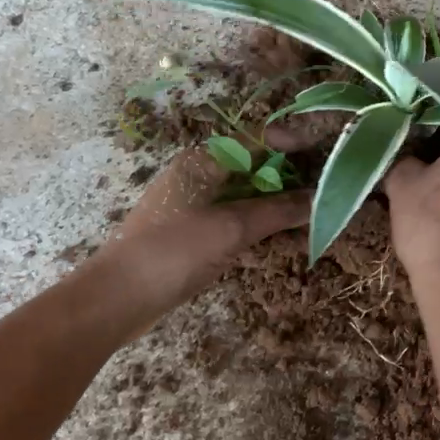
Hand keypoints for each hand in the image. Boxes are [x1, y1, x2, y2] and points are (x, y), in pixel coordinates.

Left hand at [89, 142, 310, 322]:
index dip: (294, 140)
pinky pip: (239, 219)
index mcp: (205, 160)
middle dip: (293, 176)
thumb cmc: (172, 251)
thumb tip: (320, 199)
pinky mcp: (195, 234)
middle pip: (258, 165)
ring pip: (251, 195)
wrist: (112, 302)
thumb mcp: (231, 228)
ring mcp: (197, 206)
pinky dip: (264, 224)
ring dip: (281, 204)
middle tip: (328, 188)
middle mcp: (202, 175)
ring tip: (315, 215)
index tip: (326, 150)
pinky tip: (286, 238)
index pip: (259, 136)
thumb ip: (279, 211)